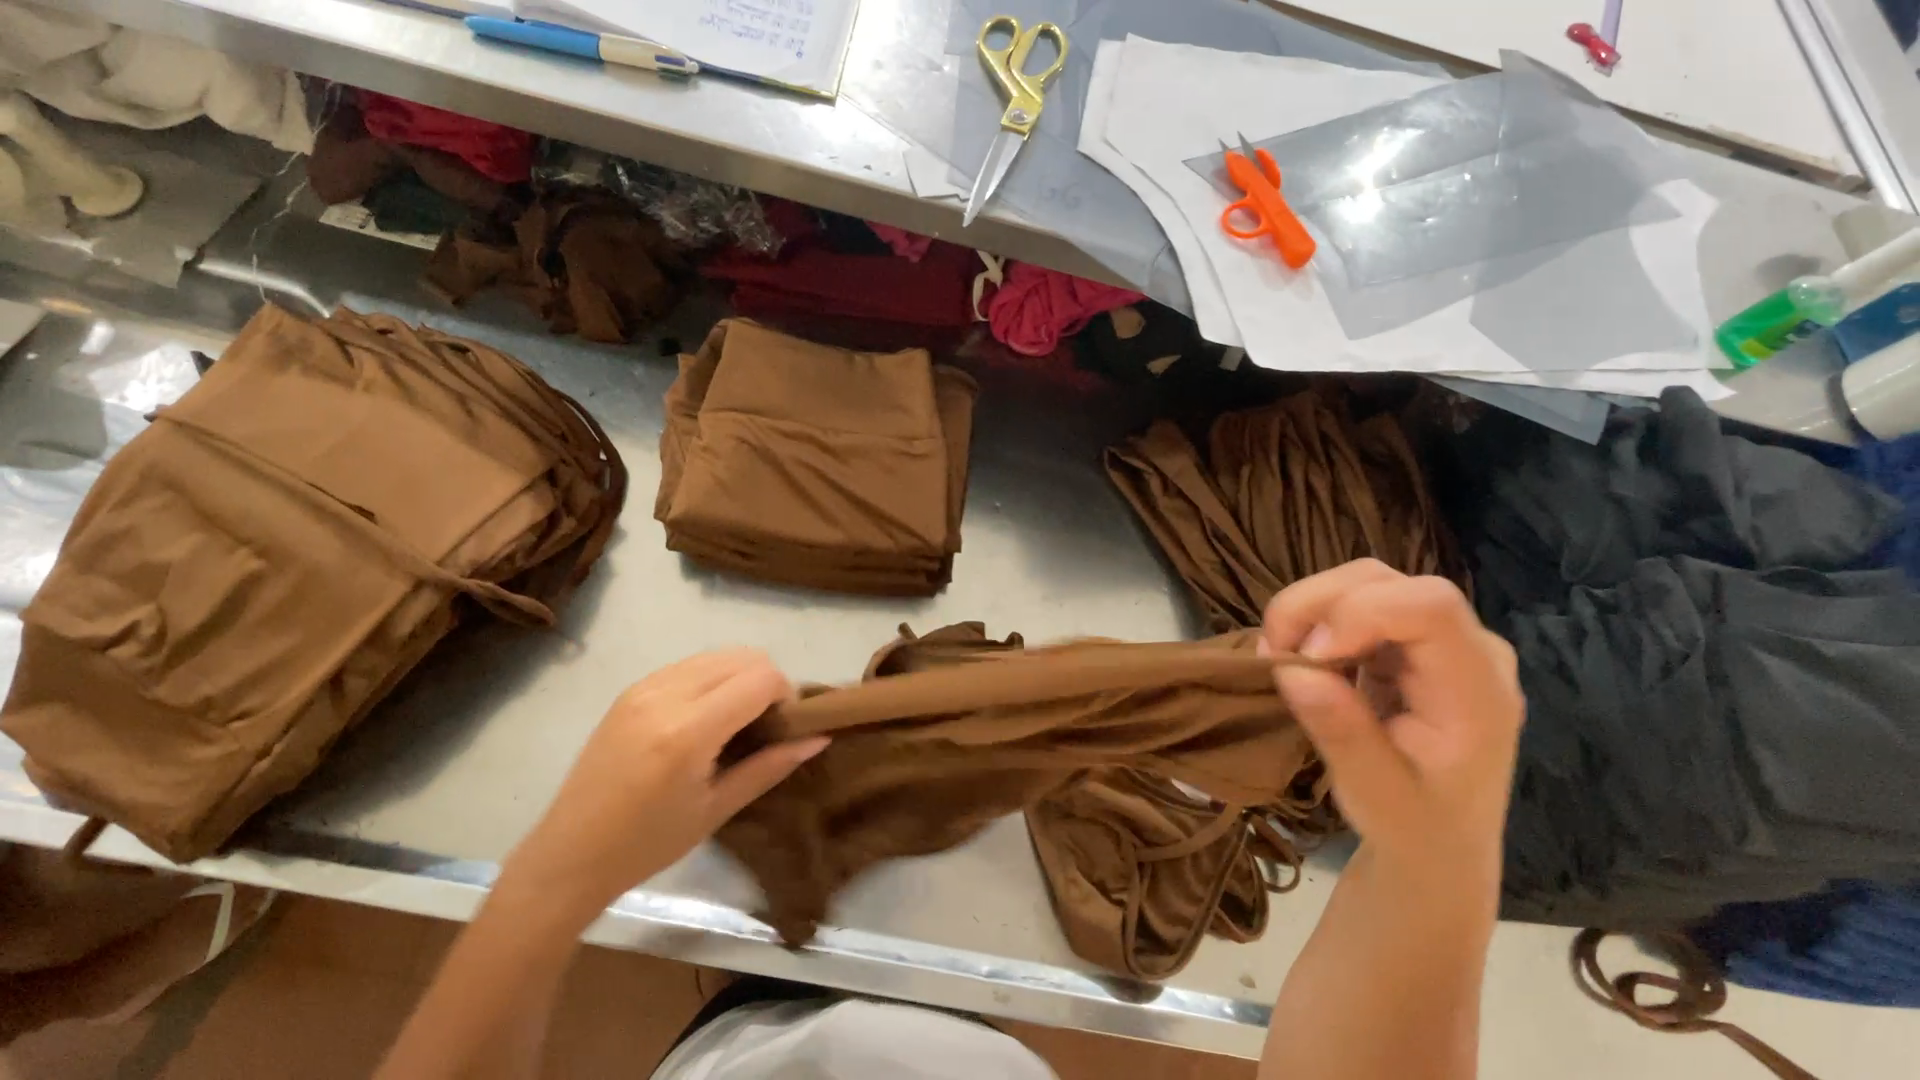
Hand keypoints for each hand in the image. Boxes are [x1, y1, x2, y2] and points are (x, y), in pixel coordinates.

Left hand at [500, 649, 827, 926]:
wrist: (570, 854)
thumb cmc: (648, 844)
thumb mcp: (717, 809)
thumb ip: (770, 766)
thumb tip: (818, 738)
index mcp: (688, 731)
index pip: (761, 678)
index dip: (786, 696)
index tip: (784, 729)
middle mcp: (666, 695)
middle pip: (743, 656)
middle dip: (767, 683)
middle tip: (764, 726)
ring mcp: (643, 687)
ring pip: (716, 655)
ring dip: (739, 678)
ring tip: (735, 723)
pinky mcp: (630, 689)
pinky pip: (688, 665)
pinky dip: (711, 679)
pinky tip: (704, 720)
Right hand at [1262, 560, 1522, 884]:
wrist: (1439, 847)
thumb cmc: (1415, 828)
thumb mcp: (1374, 795)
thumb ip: (1342, 731)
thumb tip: (1292, 669)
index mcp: (1477, 691)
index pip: (1429, 607)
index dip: (1357, 614)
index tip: (1308, 660)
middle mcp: (1470, 651)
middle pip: (1388, 582)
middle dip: (1318, 606)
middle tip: (1274, 655)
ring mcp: (1442, 641)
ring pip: (1367, 582)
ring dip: (1311, 610)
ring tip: (1282, 658)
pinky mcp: (1412, 642)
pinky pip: (1358, 603)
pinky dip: (1317, 621)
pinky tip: (1303, 660)